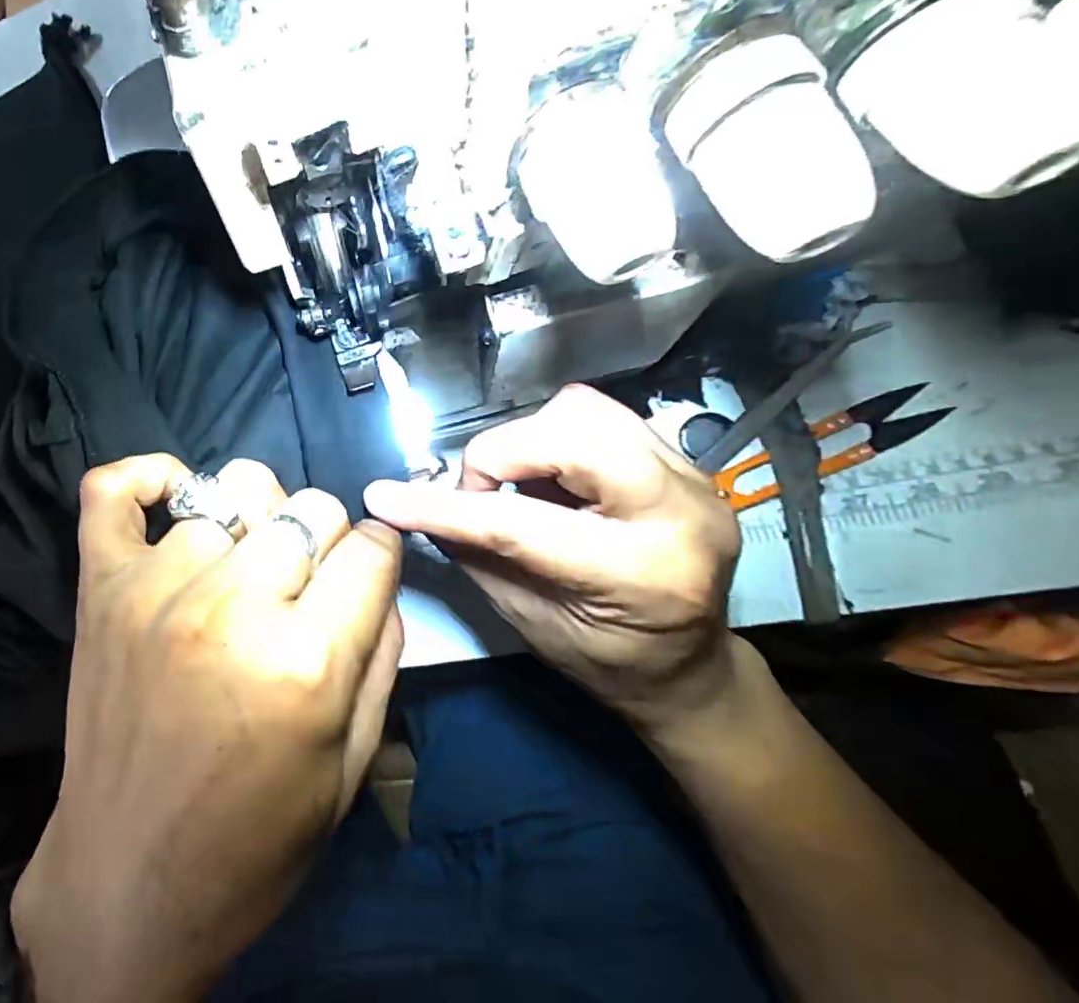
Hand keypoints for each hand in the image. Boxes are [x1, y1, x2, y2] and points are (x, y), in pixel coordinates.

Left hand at [11, 454, 404, 1002]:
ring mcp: (157, 589)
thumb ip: (382, 654)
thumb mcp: (354, 762)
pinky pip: (114, 490)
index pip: (371, 547)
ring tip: (244, 573)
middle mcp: (233, 607)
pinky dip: (148, 478)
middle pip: (310, 508)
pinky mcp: (99, 588)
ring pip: (233, 492)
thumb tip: (378, 577)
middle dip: (325, 543)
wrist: (130, 884)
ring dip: (254, 526)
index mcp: (306, 659)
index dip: (378, 559)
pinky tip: (176, 496)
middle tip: (305, 589)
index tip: (364, 579)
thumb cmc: (257, 838)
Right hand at [362, 384, 740, 733]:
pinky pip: (604, 417)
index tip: (387, 497)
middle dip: (500, 453)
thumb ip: (477, 557)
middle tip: (480, 494)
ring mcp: (691, 478)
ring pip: (585, 410)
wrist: (689, 668)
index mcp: (638, 575)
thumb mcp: (530, 622)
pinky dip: (559, 439)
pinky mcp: (686, 462)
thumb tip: (422, 507)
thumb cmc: (607, 663)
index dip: (443, 507)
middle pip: (569, 432)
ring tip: (520, 486)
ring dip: (530, 441)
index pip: (520, 523)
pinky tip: (554, 480)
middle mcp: (678, 513)